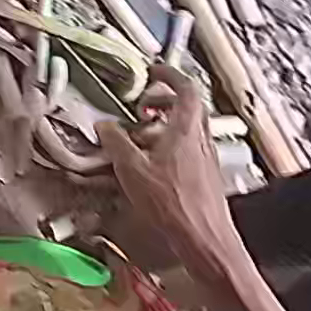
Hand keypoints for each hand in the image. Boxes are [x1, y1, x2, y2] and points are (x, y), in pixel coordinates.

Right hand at [98, 65, 246, 280]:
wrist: (204, 239)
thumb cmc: (171, 203)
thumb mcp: (132, 169)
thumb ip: (116, 143)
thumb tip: (104, 125)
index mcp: (186, 130)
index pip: (186, 89)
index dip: (169, 75)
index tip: (152, 71)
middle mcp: (200, 139)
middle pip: (189, 106)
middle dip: (164, 99)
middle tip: (142, 103)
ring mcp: (206, 157)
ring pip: (189, 127)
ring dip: (166, 121)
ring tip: (142, 132)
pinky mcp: (205, 175)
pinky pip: (188, 146)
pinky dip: (170, 142)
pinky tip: (152, 160)